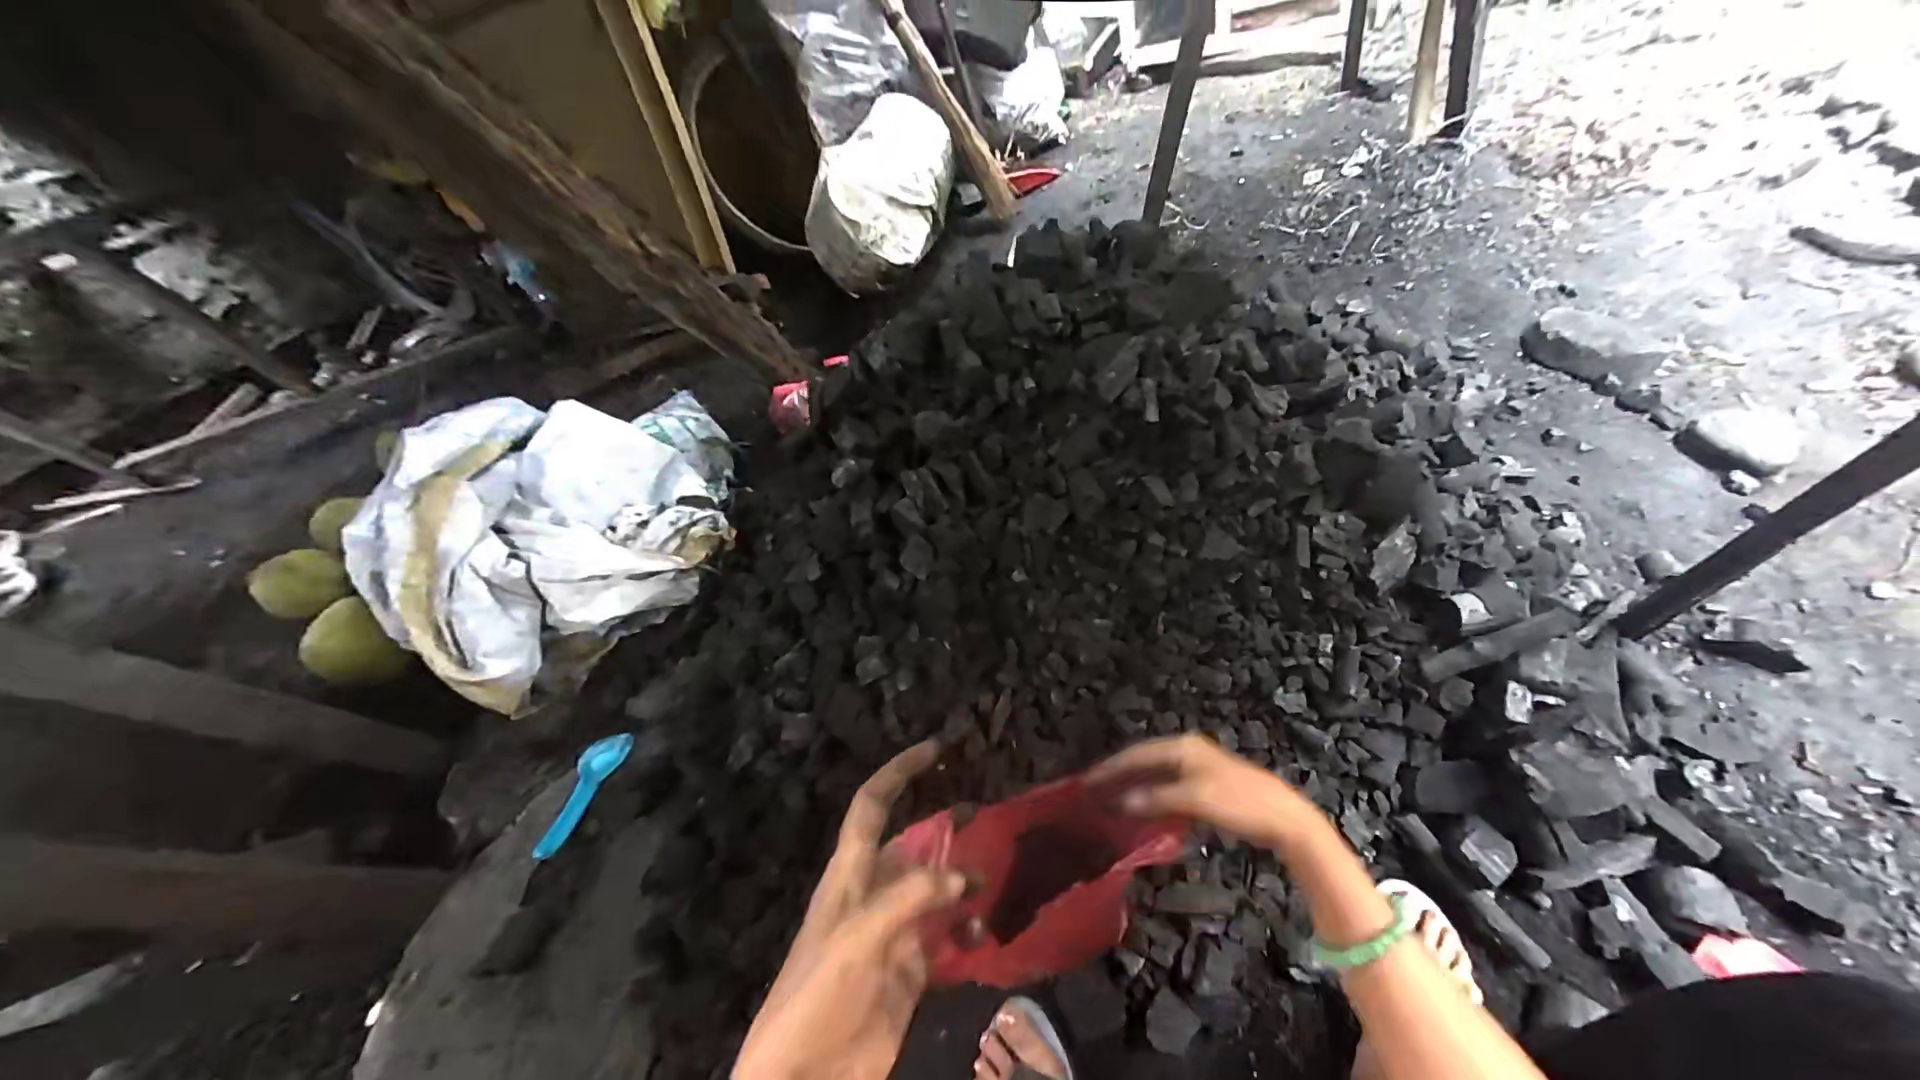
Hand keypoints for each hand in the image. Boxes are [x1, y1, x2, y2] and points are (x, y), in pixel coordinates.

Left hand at [734, 740, 966, 1079]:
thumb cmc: (817, 995)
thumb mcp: (858, 936)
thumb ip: (911, 897)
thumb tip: (965, 874)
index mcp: (849, 875)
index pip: (872, 806)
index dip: (899, 773)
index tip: (934, 749)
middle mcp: (873, 895)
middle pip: (912, 845)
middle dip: (944, 825)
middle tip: (983, 812)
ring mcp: (894, 933)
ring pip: (935, 890)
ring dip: (963, 880)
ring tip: (994, 876)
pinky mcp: (910, 972)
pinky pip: (945, 936)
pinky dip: (966, 929)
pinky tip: (983, 935)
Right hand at [1088, 734, 1318, 846]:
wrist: (1286, 819)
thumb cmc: (1241, 803)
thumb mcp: (1196, 800)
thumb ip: (1156, 799)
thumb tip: (1121, 801)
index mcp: (1183, 746)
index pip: (1136, 754)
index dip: (1111, 768)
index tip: (1087, 782)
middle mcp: (1187, 750)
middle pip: (1144, 761)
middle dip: (1118, 775)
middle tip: (1093, 792)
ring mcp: (1198, 766)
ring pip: (1155, 774)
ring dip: (1133, 787)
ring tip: (1110, 801)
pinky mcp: (1206, 785)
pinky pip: (1168, 786)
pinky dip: (1151, 795)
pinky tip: (1142, 809)